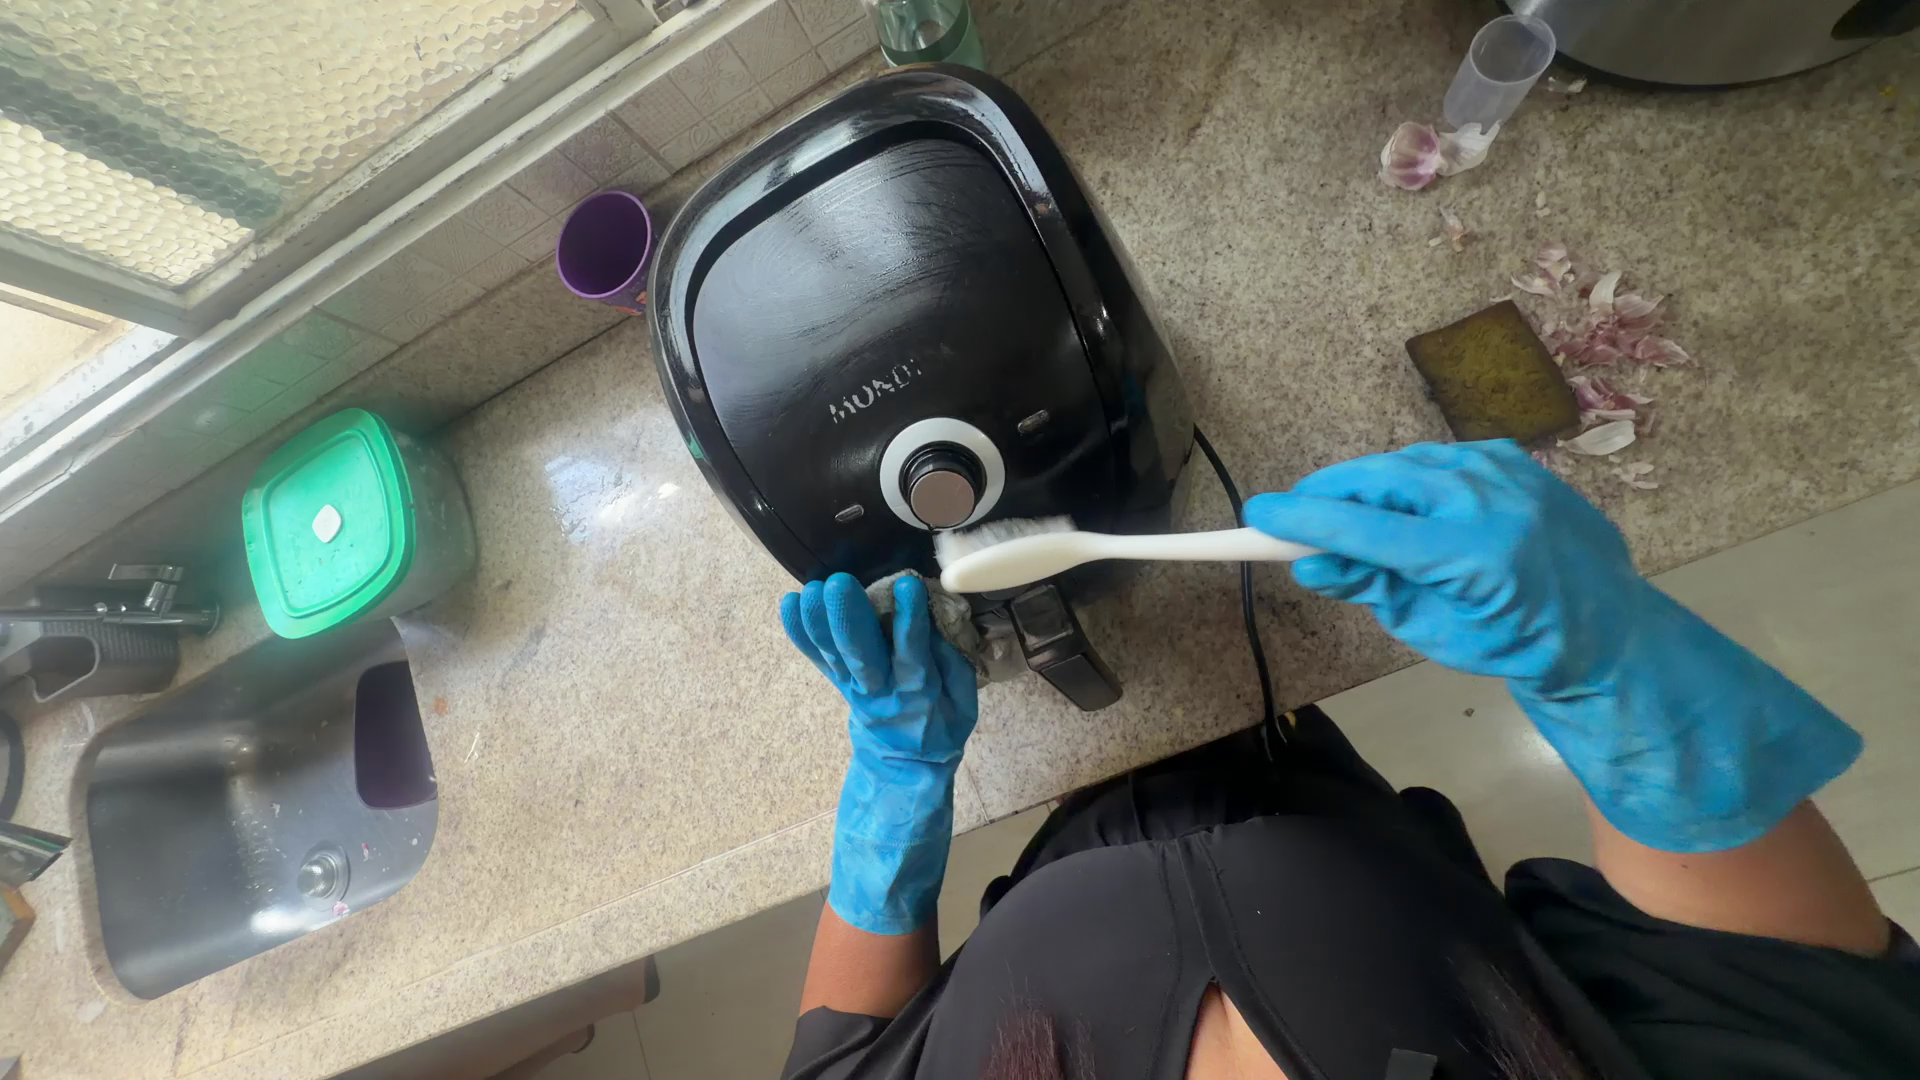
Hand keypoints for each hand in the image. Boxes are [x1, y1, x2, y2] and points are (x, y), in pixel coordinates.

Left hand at [782, 572, 977, 933]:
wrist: (906, 770)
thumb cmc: (941, 727)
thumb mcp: (964, 703)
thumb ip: (953, 662)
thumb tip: (936, 617)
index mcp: (919, 688)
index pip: (913, 650)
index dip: (910, 618)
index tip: (907, 583)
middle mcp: (882, 686)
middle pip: (861, 653)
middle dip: (848, 618)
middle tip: (839, 583)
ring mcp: (855, 687)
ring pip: (834, 654)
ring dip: (818, 621)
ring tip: (808, 590)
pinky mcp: (840, 685)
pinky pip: (819, 658)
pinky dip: (801, 633)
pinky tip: (789, 604)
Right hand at [1244, 440, 1859, 852]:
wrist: (1606, 625)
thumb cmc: (1511, 642)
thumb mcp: (1428, 630)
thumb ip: (1367, 587)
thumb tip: (1307, 563)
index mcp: (1472, 556)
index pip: (1365, 528)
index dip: (1303, 520)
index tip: (1256, 515)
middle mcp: (1490, 501)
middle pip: (1378, 479)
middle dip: (1325, 494)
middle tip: (1291, 516)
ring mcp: (1506, 472)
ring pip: (1401, 462)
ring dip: (1361, 485)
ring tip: (1342, 515)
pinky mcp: (1511, 459)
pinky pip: (1433, 458)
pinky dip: (1400, 477)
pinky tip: (1394, 503)